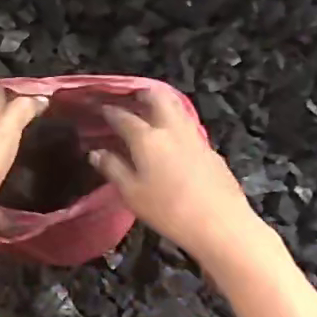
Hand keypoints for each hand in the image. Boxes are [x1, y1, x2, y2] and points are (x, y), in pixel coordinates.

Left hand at [0, 88, 48, 239]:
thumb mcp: (3, 130)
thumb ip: (19, 111)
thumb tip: (39, 96)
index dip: (7, 93)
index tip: (28, 89)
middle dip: (6, 123)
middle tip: (34, 120)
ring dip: (4, 153)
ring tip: (31, 151)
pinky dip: (8, 187)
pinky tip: (24, 190)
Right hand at [88, 89, 261, 264]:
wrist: (220, 224)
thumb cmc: (167, 210)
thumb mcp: (131, 192)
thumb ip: (112, 168)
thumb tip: (96, 153)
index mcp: (147, 139)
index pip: (123, 117)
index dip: (109, 111)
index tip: (99, 107)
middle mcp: (172, 131)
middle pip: (159, 99)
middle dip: (142, 93)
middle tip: (130, 94)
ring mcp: (195, 139)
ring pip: (177, 109)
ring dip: (161, 103)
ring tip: (149, 107)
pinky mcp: (210, 151)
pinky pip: (187, 126)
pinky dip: (174, 121)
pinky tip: (169, 135)